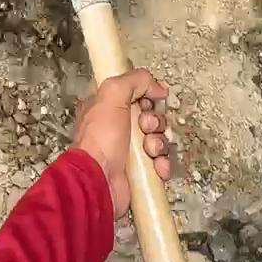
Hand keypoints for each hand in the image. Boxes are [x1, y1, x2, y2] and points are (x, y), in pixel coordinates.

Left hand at [71, 68, 172, 216]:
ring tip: (149, 150)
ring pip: (158, 138)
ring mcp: (129, 150)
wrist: (99, 180)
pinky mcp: (140, 170)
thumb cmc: (101, 136)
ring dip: (159, 142)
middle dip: (155, 120)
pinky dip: (162, 163)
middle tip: (145, 126)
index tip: (151, 98)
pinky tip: (157, 166)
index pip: (134, 93)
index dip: (146, 94)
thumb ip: (135, 80)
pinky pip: (161, 161)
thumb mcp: (113, 94)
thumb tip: (159, 87)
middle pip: (150, 115)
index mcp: (106, 106)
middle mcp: (118, 126)